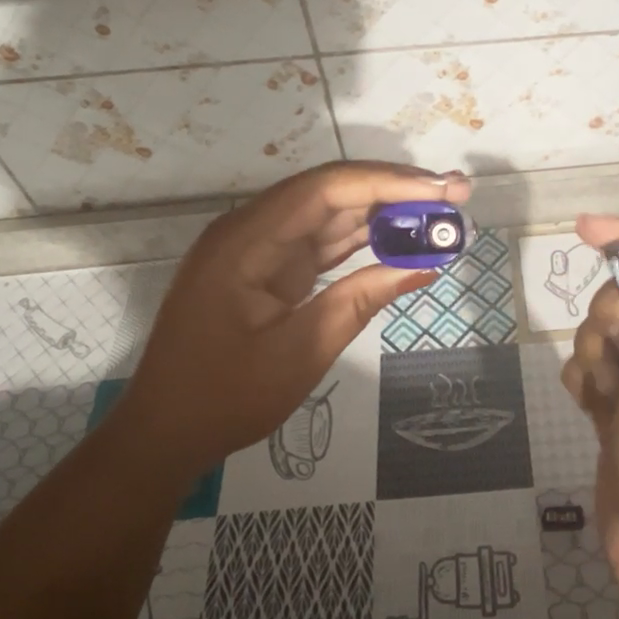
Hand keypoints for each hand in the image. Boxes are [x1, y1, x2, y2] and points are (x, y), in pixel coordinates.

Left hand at [121, 161, 470, 473]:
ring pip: (328, 215)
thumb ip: (360, 300)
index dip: (389, 183)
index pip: (326, 190)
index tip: (442, 190)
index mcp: (246, 240)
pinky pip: (319, 243)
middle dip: (394, 191)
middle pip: (330, 193)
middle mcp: (250, 231)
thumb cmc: (224, 398)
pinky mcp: (266, 270)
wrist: (163, 435)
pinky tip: (401, 241)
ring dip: (382, 214)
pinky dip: (360, 242)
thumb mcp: (300, 353)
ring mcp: (257, 250)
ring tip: (441, 213)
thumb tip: (424, 266)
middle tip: (455, 194)